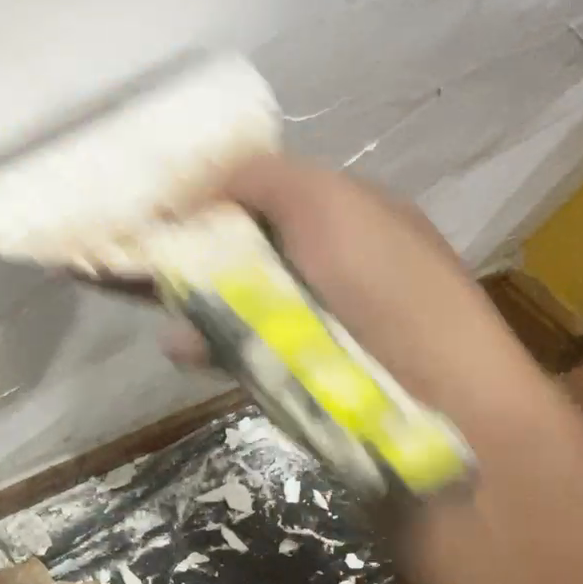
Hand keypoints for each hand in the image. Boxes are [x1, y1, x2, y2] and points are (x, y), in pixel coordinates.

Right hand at [160, 154, 556, 441]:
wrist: (438, 404)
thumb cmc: (384, 292)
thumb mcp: (330, 205)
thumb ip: (264, 180)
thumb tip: (198, 189)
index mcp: (347, 213)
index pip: (264, 192)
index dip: (211, 197)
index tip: (161, 212)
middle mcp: (329, 262)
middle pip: (240, 247)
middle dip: (190, 252)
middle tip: (144, 265)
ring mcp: (314, 320)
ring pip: (234, 300)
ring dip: (191, 302)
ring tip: (157, 311)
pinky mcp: (298, 372)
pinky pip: (240, 347)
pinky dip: (207, 345)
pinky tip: (184, 350)